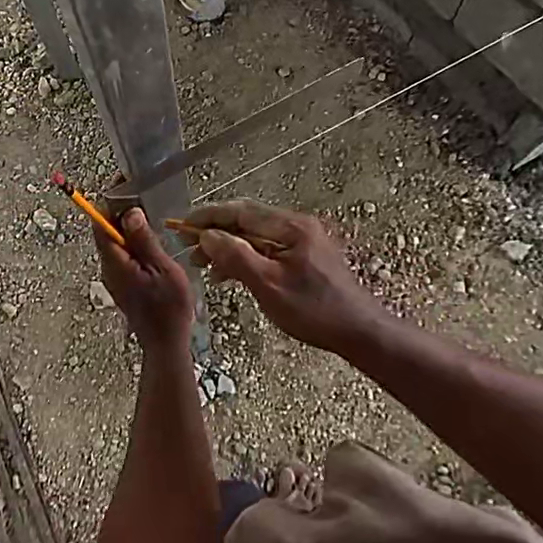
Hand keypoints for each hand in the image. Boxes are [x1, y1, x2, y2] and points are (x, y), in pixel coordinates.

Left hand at [94, 208, 194, 348]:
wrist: (165, 341)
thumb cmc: (168, 308)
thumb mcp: (162, 269)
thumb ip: (144, 240)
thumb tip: (130, 213)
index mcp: (115, 262)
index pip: (101, 224)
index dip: (109, 202)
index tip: (123, 186)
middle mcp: (108, 268)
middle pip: (106, 232)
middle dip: (120, 212)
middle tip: (141, 198)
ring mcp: (113, 277)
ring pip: (115, 244)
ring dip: (128, 228)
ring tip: (149, 218)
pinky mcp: (121, 283)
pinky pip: (122, 256)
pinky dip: (132, 244)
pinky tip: (150, 242)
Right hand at [187, 200, 382, 352]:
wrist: (359, 331)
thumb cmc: (316, 311)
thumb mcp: (268, 285)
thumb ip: (236, 257)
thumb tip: (208, 236)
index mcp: (290, 227)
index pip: (241, 211)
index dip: (208, 216)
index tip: (182, 225)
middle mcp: (297, 227)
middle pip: (247, 221)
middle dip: (216, 233)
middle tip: (190, 251)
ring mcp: (302, 242)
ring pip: (255, 237)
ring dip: (229, 248)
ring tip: (205, 266)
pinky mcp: (304, 259)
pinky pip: (267, 251)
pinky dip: (245, 259)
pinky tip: (230, 275)